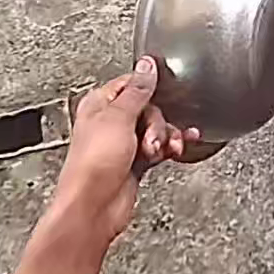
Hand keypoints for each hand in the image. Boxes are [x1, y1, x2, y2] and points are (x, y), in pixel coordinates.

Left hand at [50, 56, 200, 244]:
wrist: (94, 207)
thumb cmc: (94, 164)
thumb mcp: (119, 118)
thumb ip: (137, 90)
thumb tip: (147, 65)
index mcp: (99, 104)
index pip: (131, 84)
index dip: (149, 90)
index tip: (163, 95)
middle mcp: (110, 121)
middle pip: (148, 107)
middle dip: (158, 121)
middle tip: (151, 136)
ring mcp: (123, 143)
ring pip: (156, 128)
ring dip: (164, 137)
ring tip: (160, 149)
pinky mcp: (134, 161)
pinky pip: (158, 147)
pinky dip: (169, 146)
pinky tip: (180, 146)